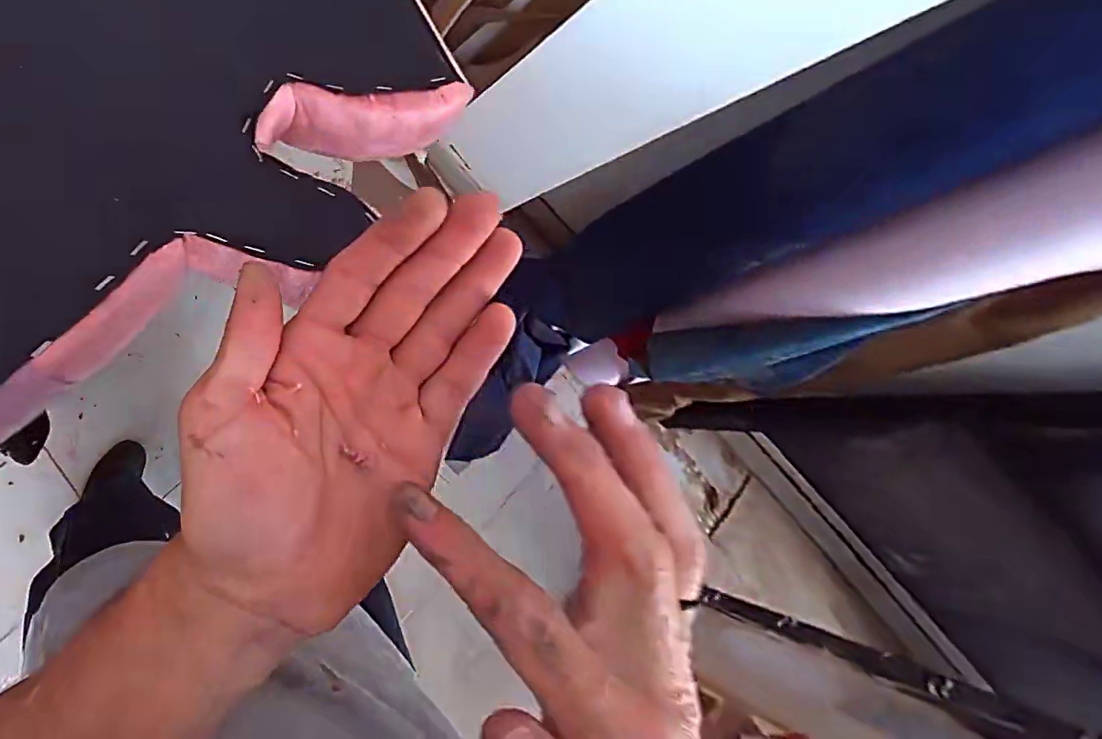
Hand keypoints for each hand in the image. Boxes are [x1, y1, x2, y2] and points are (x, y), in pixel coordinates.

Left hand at [169, 188, 521, 639]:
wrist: (263, 584)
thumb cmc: (230, 501)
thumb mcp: (216, 415)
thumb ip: (245, 345)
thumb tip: (256, 273)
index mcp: (308, 347)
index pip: (359, 278)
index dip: (395, 240)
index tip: (430, 206)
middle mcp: (357, 362)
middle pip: (410, 293)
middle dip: (448, 249)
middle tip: (484, 209)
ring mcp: (392, 398)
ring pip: (440, 329)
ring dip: (472, 287)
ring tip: (504, 246)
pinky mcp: (420, 439)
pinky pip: (453, 385)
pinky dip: (477, 352)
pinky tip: (499, 316)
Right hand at [394, 384, 706, 738]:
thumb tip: (501, 721)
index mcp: (606, 702)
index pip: (526, 617)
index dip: (465, 557)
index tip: (413, 504)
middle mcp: (654, 656)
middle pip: (626, 544)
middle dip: (578, 464)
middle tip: (530, 400)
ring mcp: (679, 633)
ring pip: (671, 531)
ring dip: (635, 455)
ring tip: (602, 396)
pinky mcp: (688, 618)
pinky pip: (682, 537)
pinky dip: (657, 482)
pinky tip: (632, 444)